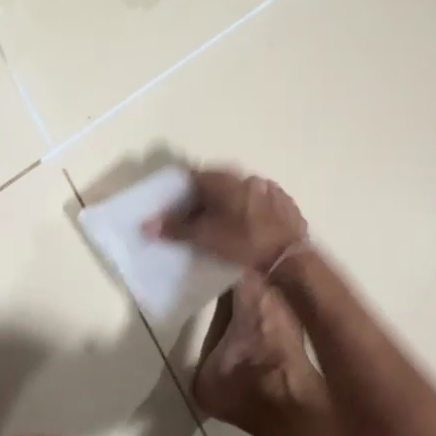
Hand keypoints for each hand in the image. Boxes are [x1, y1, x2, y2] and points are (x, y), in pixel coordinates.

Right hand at [147, 167, 309, 271]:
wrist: (290, 258)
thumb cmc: (242, 242)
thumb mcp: (203, 236)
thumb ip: (174, 228)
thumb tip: (146, 225)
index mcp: (225, 179)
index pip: (193, 177)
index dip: (179, 193)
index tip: (172, 209)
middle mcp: (247, 178)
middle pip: (217, 185)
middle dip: (203, 201)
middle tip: (193, 222)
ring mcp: (270, 190)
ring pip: (240, 195)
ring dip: (227, 207)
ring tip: (220, 228)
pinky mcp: (287, 207)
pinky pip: (260, 206)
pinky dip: (248, 215)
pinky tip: (246, 233)